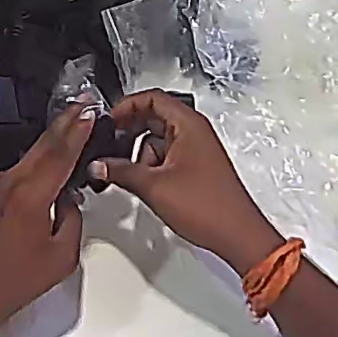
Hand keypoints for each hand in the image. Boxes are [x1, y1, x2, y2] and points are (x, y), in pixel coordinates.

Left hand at [0, 106, 92, 336]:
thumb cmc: (15, 278)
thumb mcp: (62, 255)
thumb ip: (72, 218)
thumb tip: (71, 199)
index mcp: (30, 195)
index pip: (60, 154)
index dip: (78, 131)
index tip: (91, 113)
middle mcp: (12, 182)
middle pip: (44, 144)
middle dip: (66, 122)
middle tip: (84, 105)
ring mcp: (0, 185)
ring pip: (33, 153)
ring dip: (55, 137)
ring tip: (74, 124)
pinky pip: (24, 166)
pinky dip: (42, 156)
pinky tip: (53, 157)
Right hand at [93, 90, 281, 269]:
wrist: (239, 238)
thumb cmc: (210, 208)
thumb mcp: (153, 186)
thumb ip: (120, 171)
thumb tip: (98, 165)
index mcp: (188, 125)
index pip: (152, 98)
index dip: (127, 106)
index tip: (110, 119)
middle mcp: (194, 132)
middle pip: (153, 116)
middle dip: (130, 130)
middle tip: (111, 142)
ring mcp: (196, 149)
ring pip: (157, 138)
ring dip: (140, 151)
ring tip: (127, 169)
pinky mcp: (196, 167)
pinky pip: (166, 155)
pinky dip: (151, 164)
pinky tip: (142, 181)